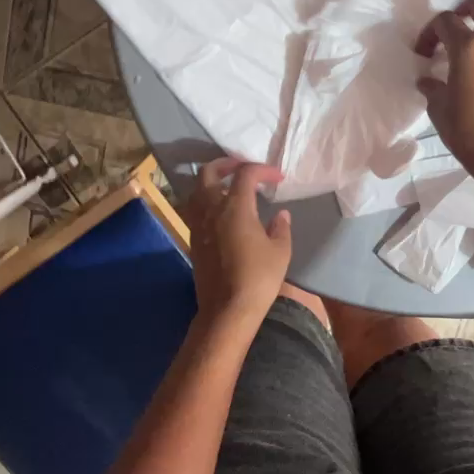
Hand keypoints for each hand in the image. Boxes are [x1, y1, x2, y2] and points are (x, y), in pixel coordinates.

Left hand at [182, 157, 292, 323]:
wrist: (227, 309)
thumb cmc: (258, 279)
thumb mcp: (280, 252)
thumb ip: (281, 228)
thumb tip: (280, 215)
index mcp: (235, 207)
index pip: (245, 174)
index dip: (262, 169)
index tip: (277, 177)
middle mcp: (211, 209)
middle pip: (209, 172)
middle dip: (226, 164)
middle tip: (242, 168)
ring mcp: (198, 224)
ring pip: (196, 190)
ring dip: (211, 181)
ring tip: (228, 186)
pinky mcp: (193, 239)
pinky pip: (195, 208)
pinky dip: (206, 200)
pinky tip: (221, 211)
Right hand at [415, 0, 473, 179]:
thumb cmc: (465, 130)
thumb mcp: (439, 108)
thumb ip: (432, 87)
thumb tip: (428, 80)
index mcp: (467, 47)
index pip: (445, 20)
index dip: (429, 32)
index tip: (423, 54)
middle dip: (466, 6)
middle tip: (453, 29)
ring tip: (467, 63)